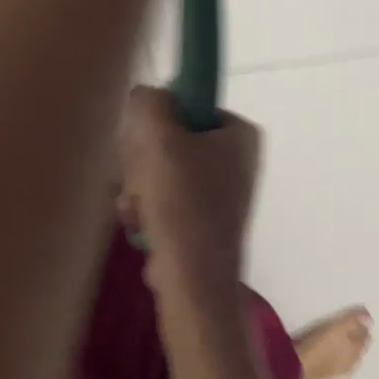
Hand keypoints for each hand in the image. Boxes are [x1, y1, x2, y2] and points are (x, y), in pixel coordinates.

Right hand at [119, 86, 261, 301]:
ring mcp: (226, 196)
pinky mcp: (209, 226)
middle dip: (145, 164)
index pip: (190, 105)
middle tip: (137, 183)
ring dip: (141, 192)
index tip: (143, 143)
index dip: (161, 122)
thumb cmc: (183, 204)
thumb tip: (147, 94)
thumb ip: (151, 102)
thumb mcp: (161, 138)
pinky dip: (151, 216)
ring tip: (136, 213)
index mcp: (241, 133)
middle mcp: (240, 161)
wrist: (195, 284)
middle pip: (174, 142)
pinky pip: (170, 206)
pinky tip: (143, 231)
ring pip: (165, 175)